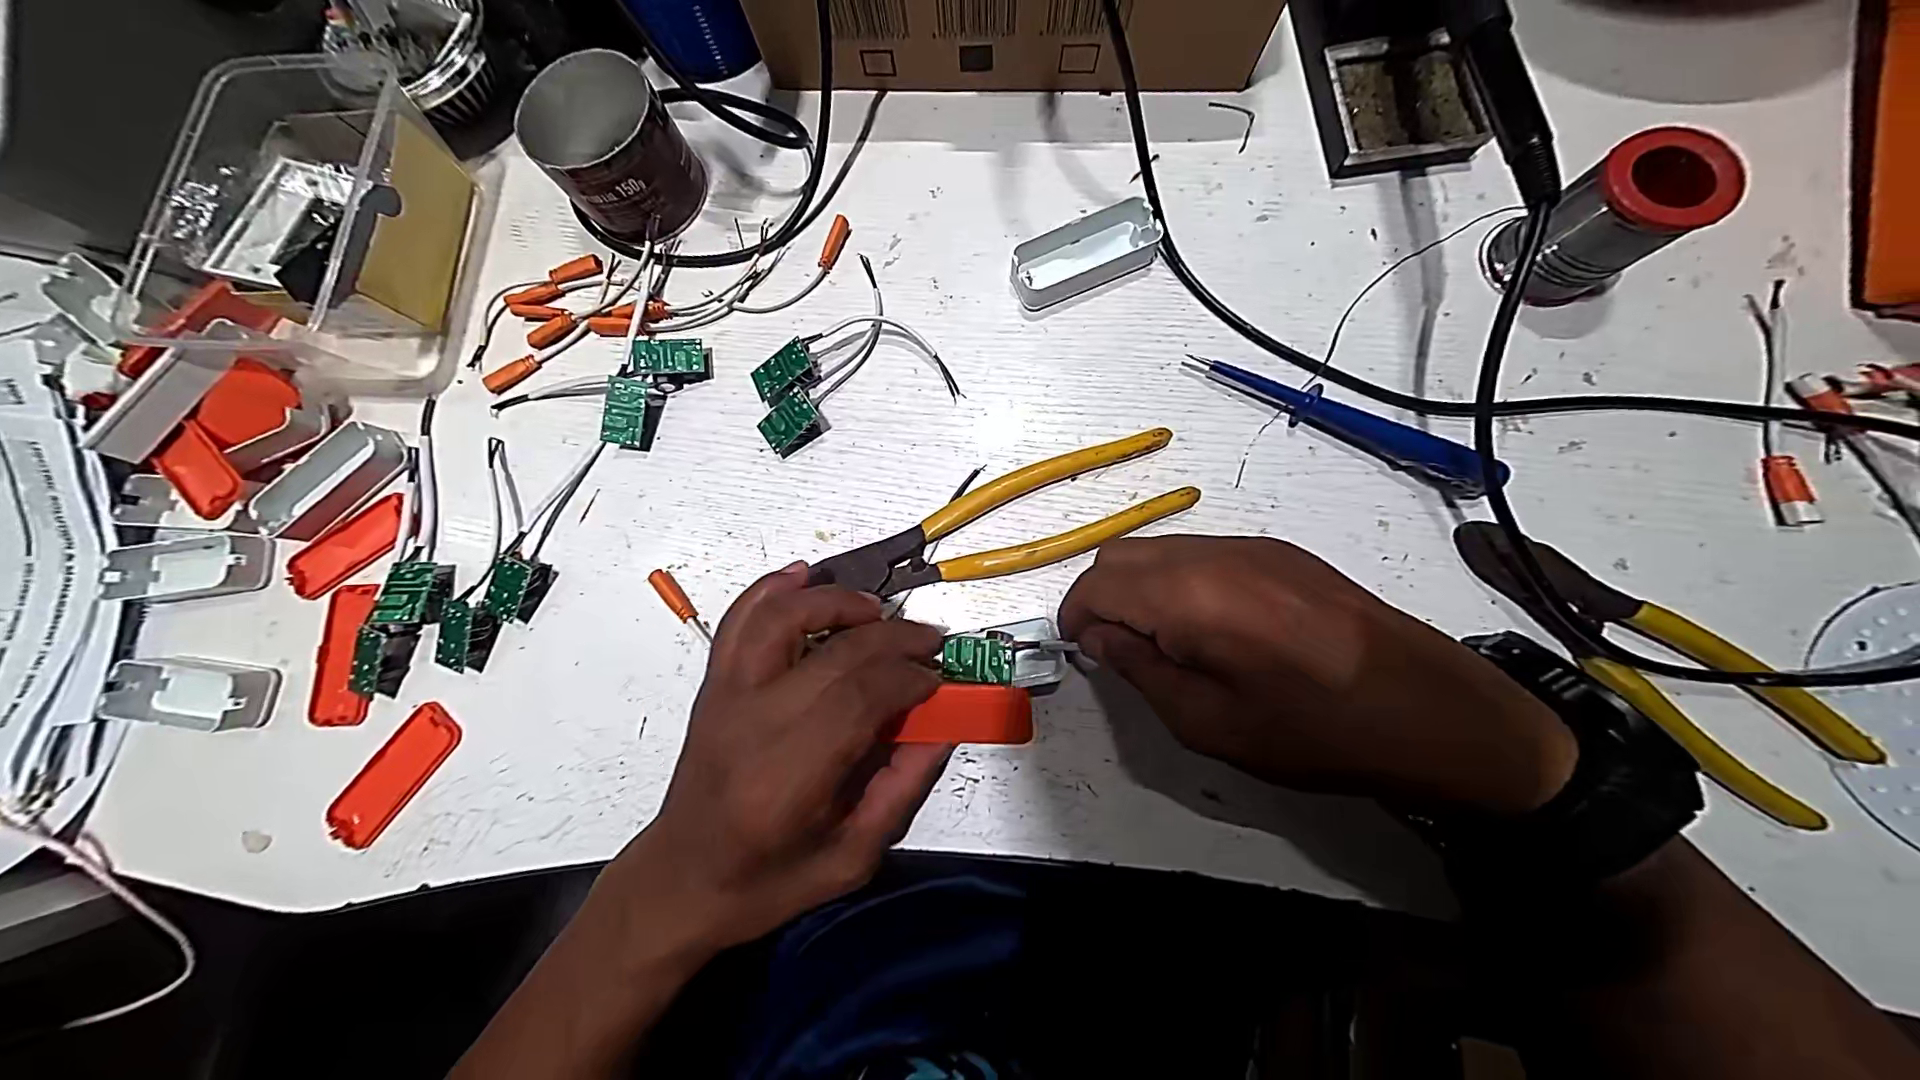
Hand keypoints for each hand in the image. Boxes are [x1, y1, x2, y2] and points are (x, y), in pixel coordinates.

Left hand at [607, 563, 948, 950]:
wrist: (681, 879)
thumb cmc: (764, 881)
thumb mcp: (851, 858)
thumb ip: (901, 789)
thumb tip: (942, 727)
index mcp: (787, 779)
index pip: (861, 698)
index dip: (909, 679)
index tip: (936, 682)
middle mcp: (752, 726)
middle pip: (836, 655)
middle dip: (895, 639)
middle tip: (928, 644)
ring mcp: (726, 698)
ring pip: (781, 619)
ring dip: (837, 602)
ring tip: (877, 611)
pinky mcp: (713, 685)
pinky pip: (739, 620)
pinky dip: (772, 588)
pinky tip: (804, 575)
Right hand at [1059, 536, 1575, 814]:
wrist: (1432, 710)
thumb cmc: (1313, 731)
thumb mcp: (1207, 722)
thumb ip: (1139, 669)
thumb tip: (1098, 634)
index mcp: (1190, 596)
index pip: (1097, 583)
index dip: (1075, 615)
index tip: (1080, 649)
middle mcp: (1214, 554)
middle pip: (1121, 554)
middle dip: (1100, 596)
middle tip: (1117, 648)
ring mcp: (1251, 545)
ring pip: (1159, 548)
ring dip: (1139, 586)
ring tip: (1164, 641)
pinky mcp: (1280, 550)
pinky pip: (1201, 552)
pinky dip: (1178, 579)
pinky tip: (1209, 626)